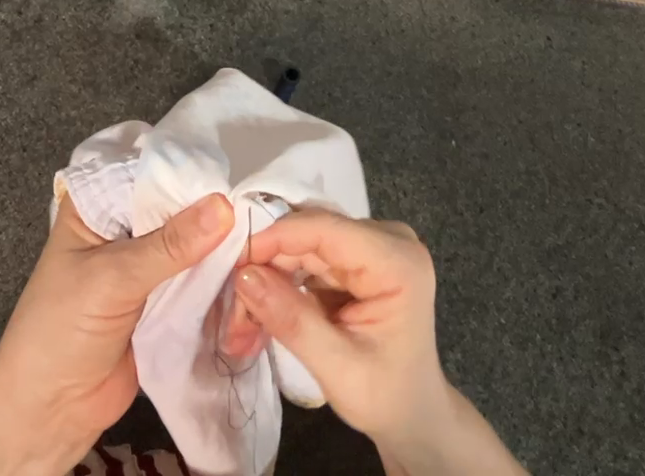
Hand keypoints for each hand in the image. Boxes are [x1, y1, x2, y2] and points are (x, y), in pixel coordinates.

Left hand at [0, 191, 234, 466]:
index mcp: (96, 203)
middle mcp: (124, 224)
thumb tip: (224, 206)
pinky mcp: (165, 298)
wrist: (49, 412)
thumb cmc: (60, 331)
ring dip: (222, 245)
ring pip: (193, 241)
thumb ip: (169, 244)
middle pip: (176, 204)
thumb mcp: (112, 279)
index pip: (148, 169)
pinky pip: (199, 277)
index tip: (234, 169)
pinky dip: (221, 276)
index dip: (188, 167)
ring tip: (264, 239)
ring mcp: (146, 263)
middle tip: (260, 207)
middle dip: (212, 209)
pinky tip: (251, 269)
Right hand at [222, 210, 527, 474]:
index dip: (274, 238)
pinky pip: (303, 257)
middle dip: (264, 267)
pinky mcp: (353, 257)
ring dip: (266, 277)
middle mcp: (386, 240)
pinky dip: (278, 282)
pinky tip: (258, 310)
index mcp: (397, 261)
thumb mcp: (339, 370)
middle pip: (308, 234)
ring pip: (299, 246)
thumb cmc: (388, 397)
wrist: (413, 414)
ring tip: (239, 321)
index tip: (231, 263)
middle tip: (230, 310)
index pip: (324, 229)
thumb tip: (244, 275)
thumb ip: (293, 321)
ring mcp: (370, 245)